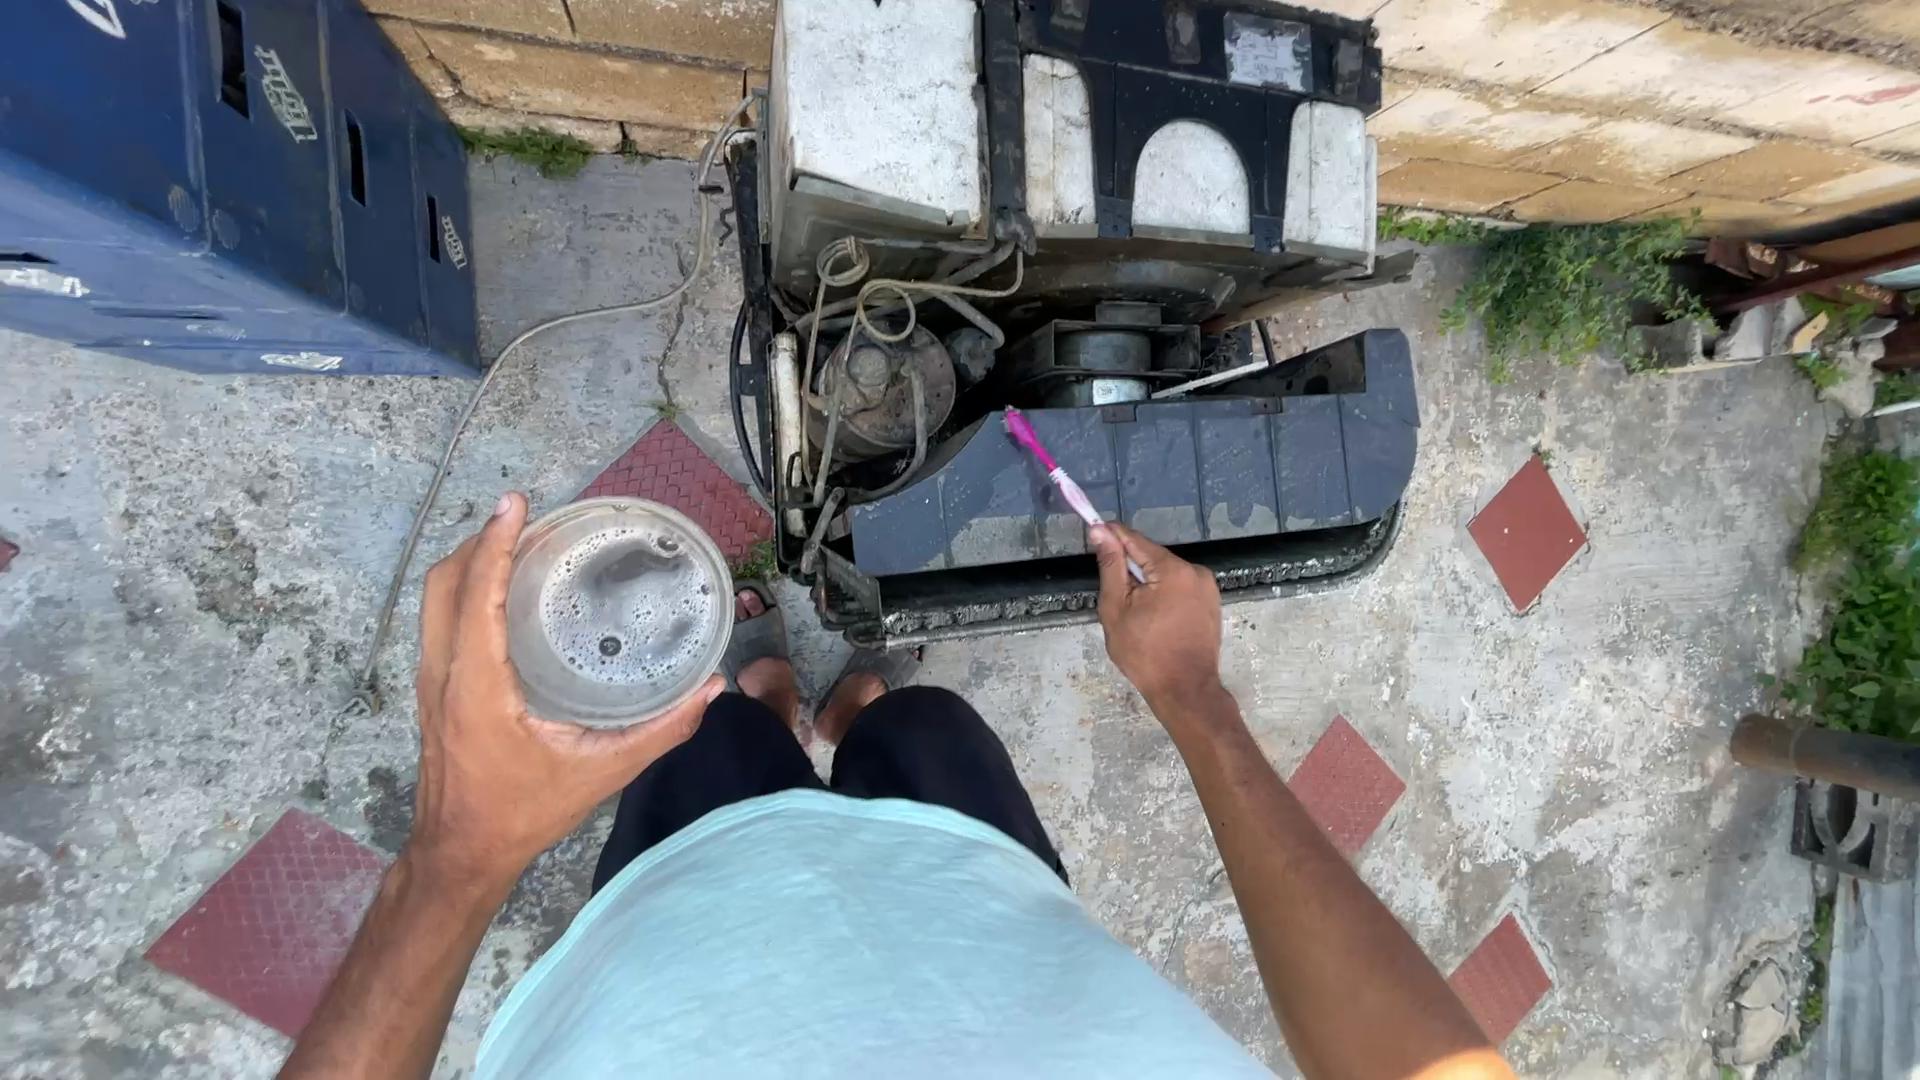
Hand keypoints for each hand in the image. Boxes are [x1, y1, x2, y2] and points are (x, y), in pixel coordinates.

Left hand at [407, 492, 722, 889]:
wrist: (460, 853)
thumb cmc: (527, 811)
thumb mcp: (603, 772)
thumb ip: (662, 729)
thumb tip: (712, 688)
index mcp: (478, 687)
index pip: (477, 599)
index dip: (494, 545)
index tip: (514, 504)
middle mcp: (445, 674)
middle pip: (442, 585)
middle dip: (480, 541)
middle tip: (531, 520)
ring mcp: (432, 681)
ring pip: (435, 599)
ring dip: (472, 562)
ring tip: (523, 544)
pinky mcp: (435, 688)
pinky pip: (442, 620)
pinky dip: (469, 589)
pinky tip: (510, 592)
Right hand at [1088, 523, 1224, 712]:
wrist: (1185, 690)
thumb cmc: (1144, 653)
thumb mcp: (1116, 609)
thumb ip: (1110, 566)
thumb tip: (1100, 531)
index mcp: (1172, 570)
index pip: (1134, 540)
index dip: (1111, 536)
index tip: (1091, 532)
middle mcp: (1195, 571)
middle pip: (1151, 557)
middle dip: (1129, 569)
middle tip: (1112, 595)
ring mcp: (1207, 587)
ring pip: (1165, 573)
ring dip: (1146, 583)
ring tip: (1133, 613)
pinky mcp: (1211, 602)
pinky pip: (1179, 587)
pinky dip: (1162, 594)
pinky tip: (1152, 618)